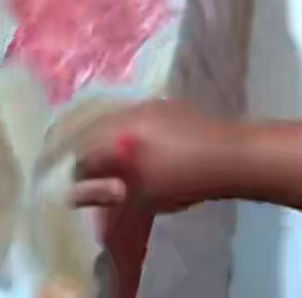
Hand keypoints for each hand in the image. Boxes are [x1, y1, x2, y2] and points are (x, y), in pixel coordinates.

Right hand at [70, 101, 244, 214]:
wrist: (225, 154)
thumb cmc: (181, 180)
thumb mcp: (139, 196)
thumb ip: (104, 193)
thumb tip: (75, 194)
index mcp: (118, 133)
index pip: (82, 153)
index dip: (81, 178)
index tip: (85, 196)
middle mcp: (127, 112)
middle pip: (92, 132)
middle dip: (90, 157)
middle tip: (97, 182)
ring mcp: (145, 105)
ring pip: (111, 122)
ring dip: (106, 144)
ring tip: (115, 169)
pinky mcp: (161, 105)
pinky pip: (130, 117)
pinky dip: (124, 134)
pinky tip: (136, 152)